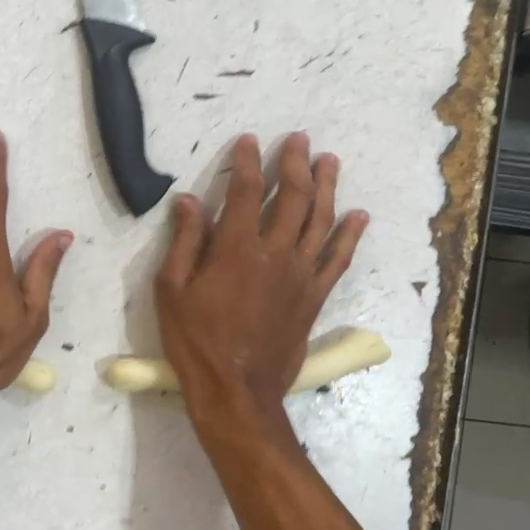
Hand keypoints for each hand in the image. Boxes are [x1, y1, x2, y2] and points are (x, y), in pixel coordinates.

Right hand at [155, 133, 367, 431]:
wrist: (236, 389)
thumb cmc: (195, 341)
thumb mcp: (171, 291)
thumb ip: (184, 243)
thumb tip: (189, 201)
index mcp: (236, 249)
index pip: (247, 191)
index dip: (248, 162)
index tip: (249, 141)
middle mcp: (275, 253)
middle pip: (293, 197)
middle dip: (296, 163)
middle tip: (298, 140)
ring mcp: (301, 274)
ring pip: (321, 220)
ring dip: (327, 186)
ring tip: (329, 161)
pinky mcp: (315, 296)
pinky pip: (339, 258)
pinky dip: (350, 234)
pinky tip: (358, 216)